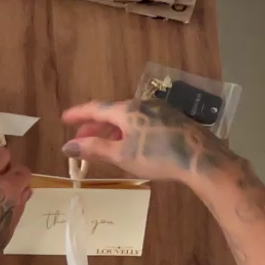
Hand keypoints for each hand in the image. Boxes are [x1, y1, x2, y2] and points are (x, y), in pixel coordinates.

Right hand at [61, 100, 245, 193]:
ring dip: (112, 130)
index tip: (64, 118)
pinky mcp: (173, 121)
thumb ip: (94, 149)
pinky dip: (129, 132)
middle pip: (113, 113)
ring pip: (129, 118)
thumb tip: (68, 146)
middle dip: (95, 126)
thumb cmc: (158, 156)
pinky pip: (143, 122)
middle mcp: (142, 105)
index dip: (78, 114)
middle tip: (82, 137)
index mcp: (127, 110)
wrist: (200, 159)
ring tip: (104, 144)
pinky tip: (131, 144)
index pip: (96, 108)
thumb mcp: (122, 155)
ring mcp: (160, 111)